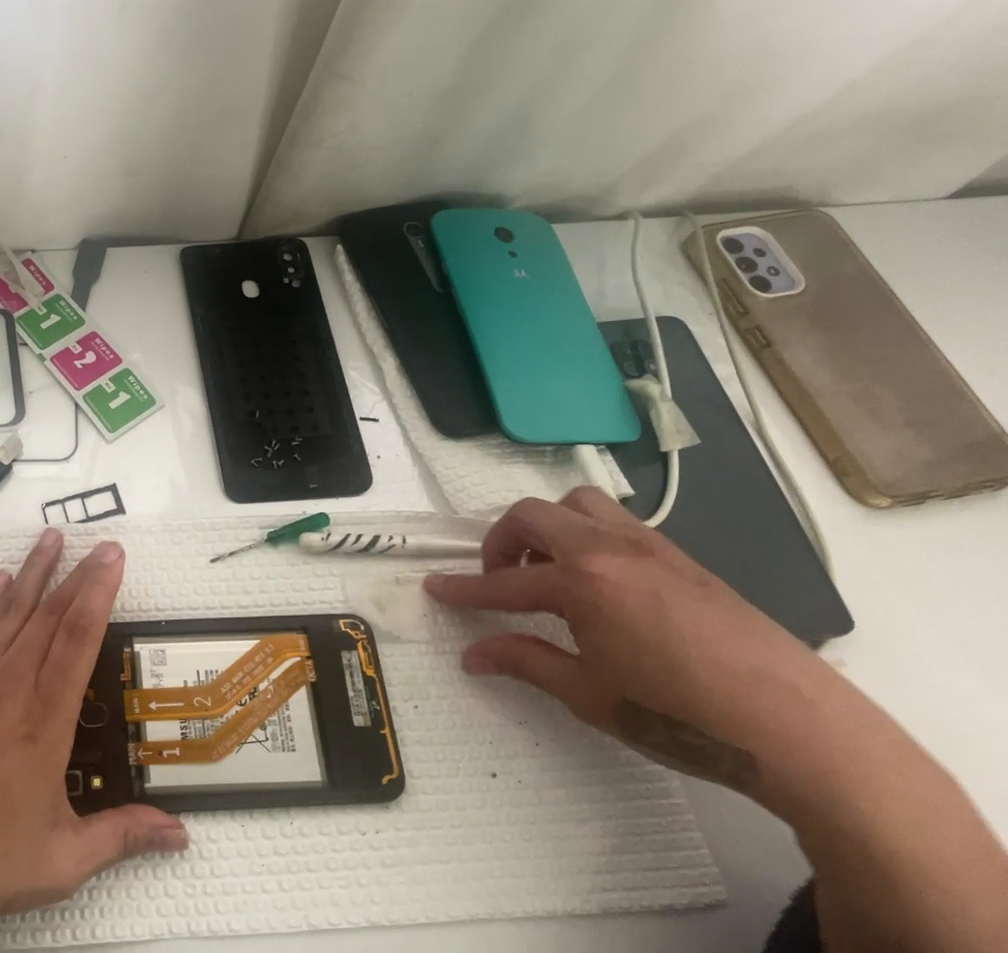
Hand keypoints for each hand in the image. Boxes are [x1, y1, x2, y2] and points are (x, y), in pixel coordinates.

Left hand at [0, 528, 186, 935]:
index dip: (99, 592)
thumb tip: (178, 834)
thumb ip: (121, 837)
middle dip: (77, 574)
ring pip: (8, 613)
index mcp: (43, 723)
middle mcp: (6, 690)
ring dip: (33, 573)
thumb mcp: (59, 861)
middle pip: (48, 616)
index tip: (113, 558)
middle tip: (100, 543)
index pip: (78, 640)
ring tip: (50, 539)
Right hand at [422, 487, 838, 796]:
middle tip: (498, 579)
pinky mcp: (686, 560)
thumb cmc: (680, 714)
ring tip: (548, 572)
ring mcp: (653, 548)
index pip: (504, 581)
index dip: (464, 589)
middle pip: (535, 514)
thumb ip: (525, 662)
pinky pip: (620, 524)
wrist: (796, 725)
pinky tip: (600, 584)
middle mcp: (612, 549)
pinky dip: (590, 536)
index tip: (434, 588)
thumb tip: (474, 654)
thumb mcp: (588, 694)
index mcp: (582, 581)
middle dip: (501, 540)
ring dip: (550, 528)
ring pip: (582, 505)